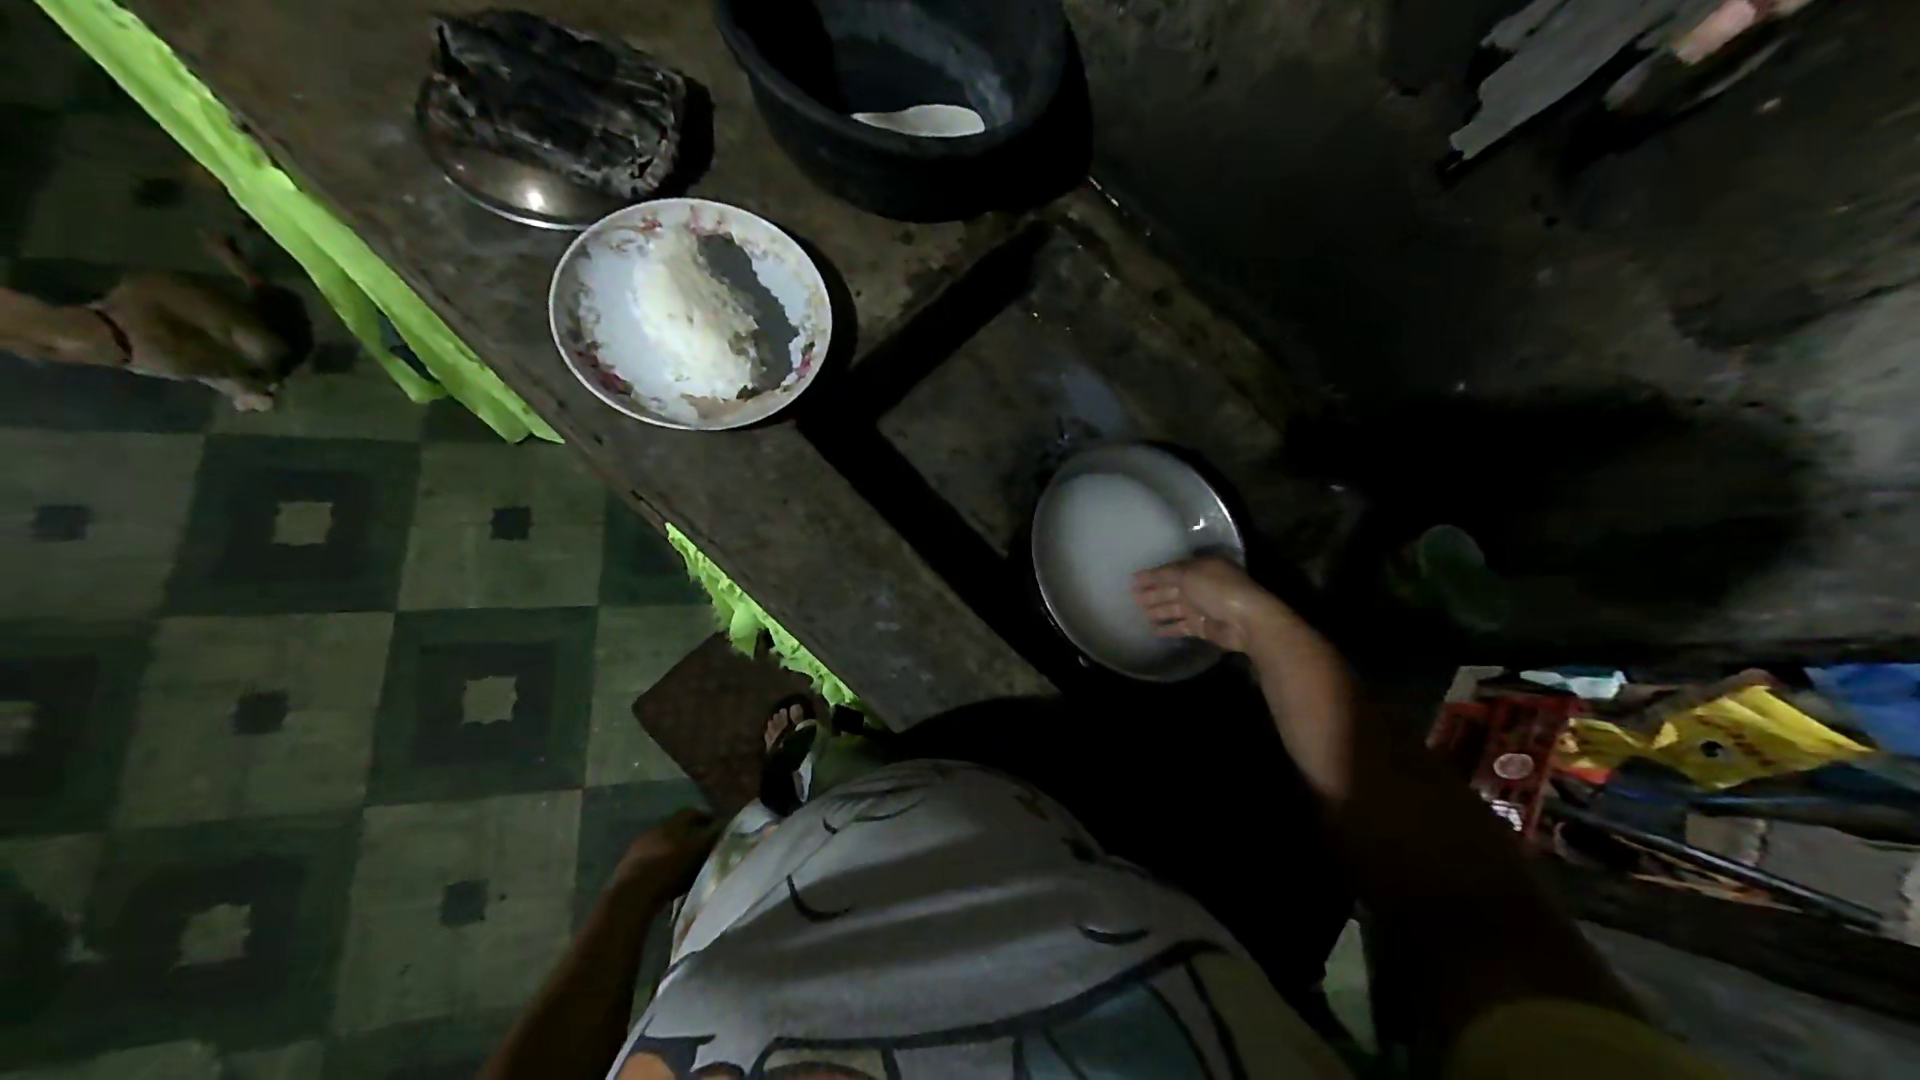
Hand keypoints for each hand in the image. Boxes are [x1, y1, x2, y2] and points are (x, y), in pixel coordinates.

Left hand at [612, 809, 717, 896]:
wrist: (631, 896)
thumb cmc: (669, 868)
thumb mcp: (697, 850)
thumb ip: (711, 836)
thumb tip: (724, 824)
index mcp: (671, 824)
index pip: (691, 813)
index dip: (705, 819)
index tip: (716, 829)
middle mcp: (653, 830)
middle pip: (675, 830)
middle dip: (689, 837)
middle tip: (702, 850)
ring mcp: (637, 850)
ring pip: (662, 847)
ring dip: (673, 854)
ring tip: (685, 869)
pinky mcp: (627, 869)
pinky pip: (650, 864)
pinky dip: (660, 868)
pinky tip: (667, 881)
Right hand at [1132, 556, 1286, 653]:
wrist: (1246, 620)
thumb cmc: (1217, 589)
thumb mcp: (1188, 574)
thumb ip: (1164, 574)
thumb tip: (1143, 575)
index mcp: (1200, 568)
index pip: (1171, 570)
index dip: (1152, 575)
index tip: (1133, 580)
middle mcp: (1200, 586)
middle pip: (1170, 589)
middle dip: (1152, 592)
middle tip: (1132, 597)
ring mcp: (1201, 607)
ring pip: (1173, 608)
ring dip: (1156, 610)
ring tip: (1138, 613)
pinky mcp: (1202, 627)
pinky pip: (1179, 626)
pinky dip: (1167, 628)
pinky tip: (1152, 630)